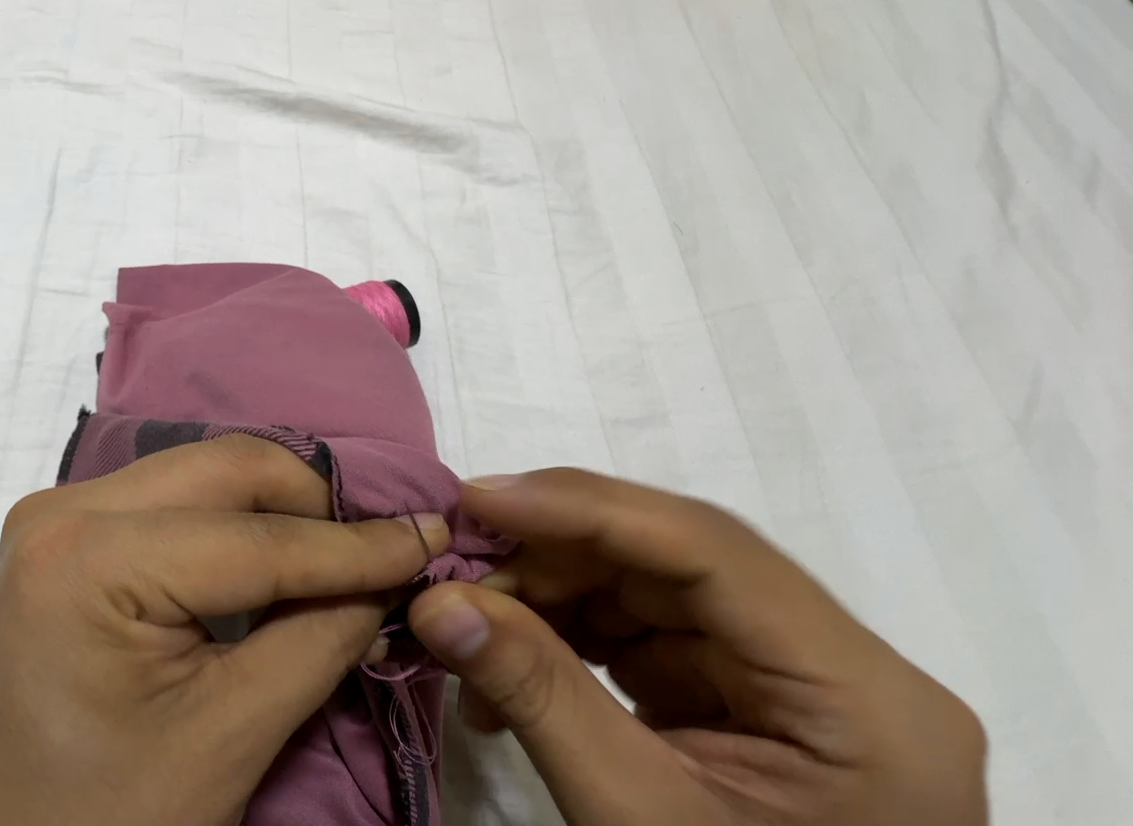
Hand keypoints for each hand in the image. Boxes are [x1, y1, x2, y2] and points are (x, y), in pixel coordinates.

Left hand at [0, 435, 450, 825]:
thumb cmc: (111, 817)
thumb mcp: (230, 733)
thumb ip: (321, 636)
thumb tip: (394, 570)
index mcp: (89, 556)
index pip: (254, 538)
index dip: (353, 544)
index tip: (431, 536)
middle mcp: (63, 509)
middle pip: (224, 470)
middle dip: (314, 505)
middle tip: (384, 546)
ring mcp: (57, 513)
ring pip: (200, 473)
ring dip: (277, 507)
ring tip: (342, 551)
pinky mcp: (65, 531)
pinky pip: (170, 497)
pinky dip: (233, 518)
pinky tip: (277, 551)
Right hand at [409, 469, 987, 825]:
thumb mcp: (633, 819)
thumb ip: (537, 695)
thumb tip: (434, 600)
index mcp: (858, 695)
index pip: (708, 549)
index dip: (583, 509)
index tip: (474, 498)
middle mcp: (831, 661)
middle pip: (669, 561)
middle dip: (547, 557)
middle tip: (450, 569)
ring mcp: (783, 676)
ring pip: (643, 587)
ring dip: (543, 597)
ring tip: (465, 629)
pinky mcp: (737, 695)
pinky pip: (637, 633)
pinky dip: (561, 639)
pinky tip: (505, 669)